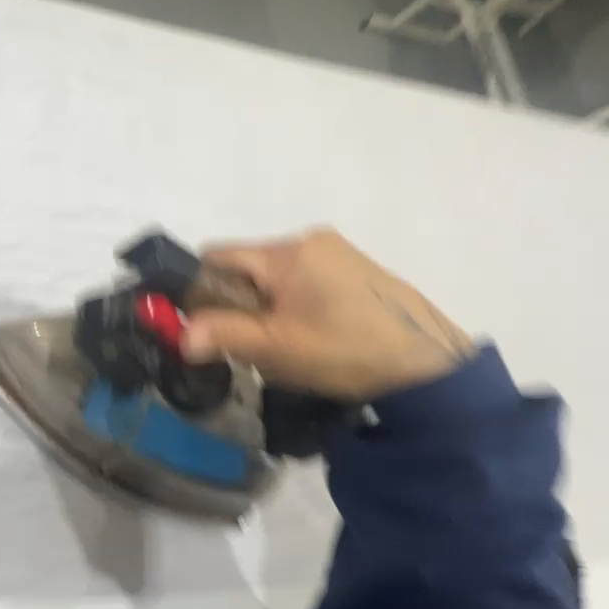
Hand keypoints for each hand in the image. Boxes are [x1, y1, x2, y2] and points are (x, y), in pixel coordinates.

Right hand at [179, 229, 474, 401]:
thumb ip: (222, 335)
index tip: (204, 326)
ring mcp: (337, 254)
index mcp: (288, 252)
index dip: (198, 290)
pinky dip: (289, 308)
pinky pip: (300, 284)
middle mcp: (311, 241)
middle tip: (245, 344)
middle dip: (233, 305)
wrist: (428, 368)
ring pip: (271, 279)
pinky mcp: (355, 272)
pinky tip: (306, 338)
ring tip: (279, 346)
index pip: (216, 257)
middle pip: (244, 269)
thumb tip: (181, 336)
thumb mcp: (275, 347)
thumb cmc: (344, 350)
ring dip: (262, 310)